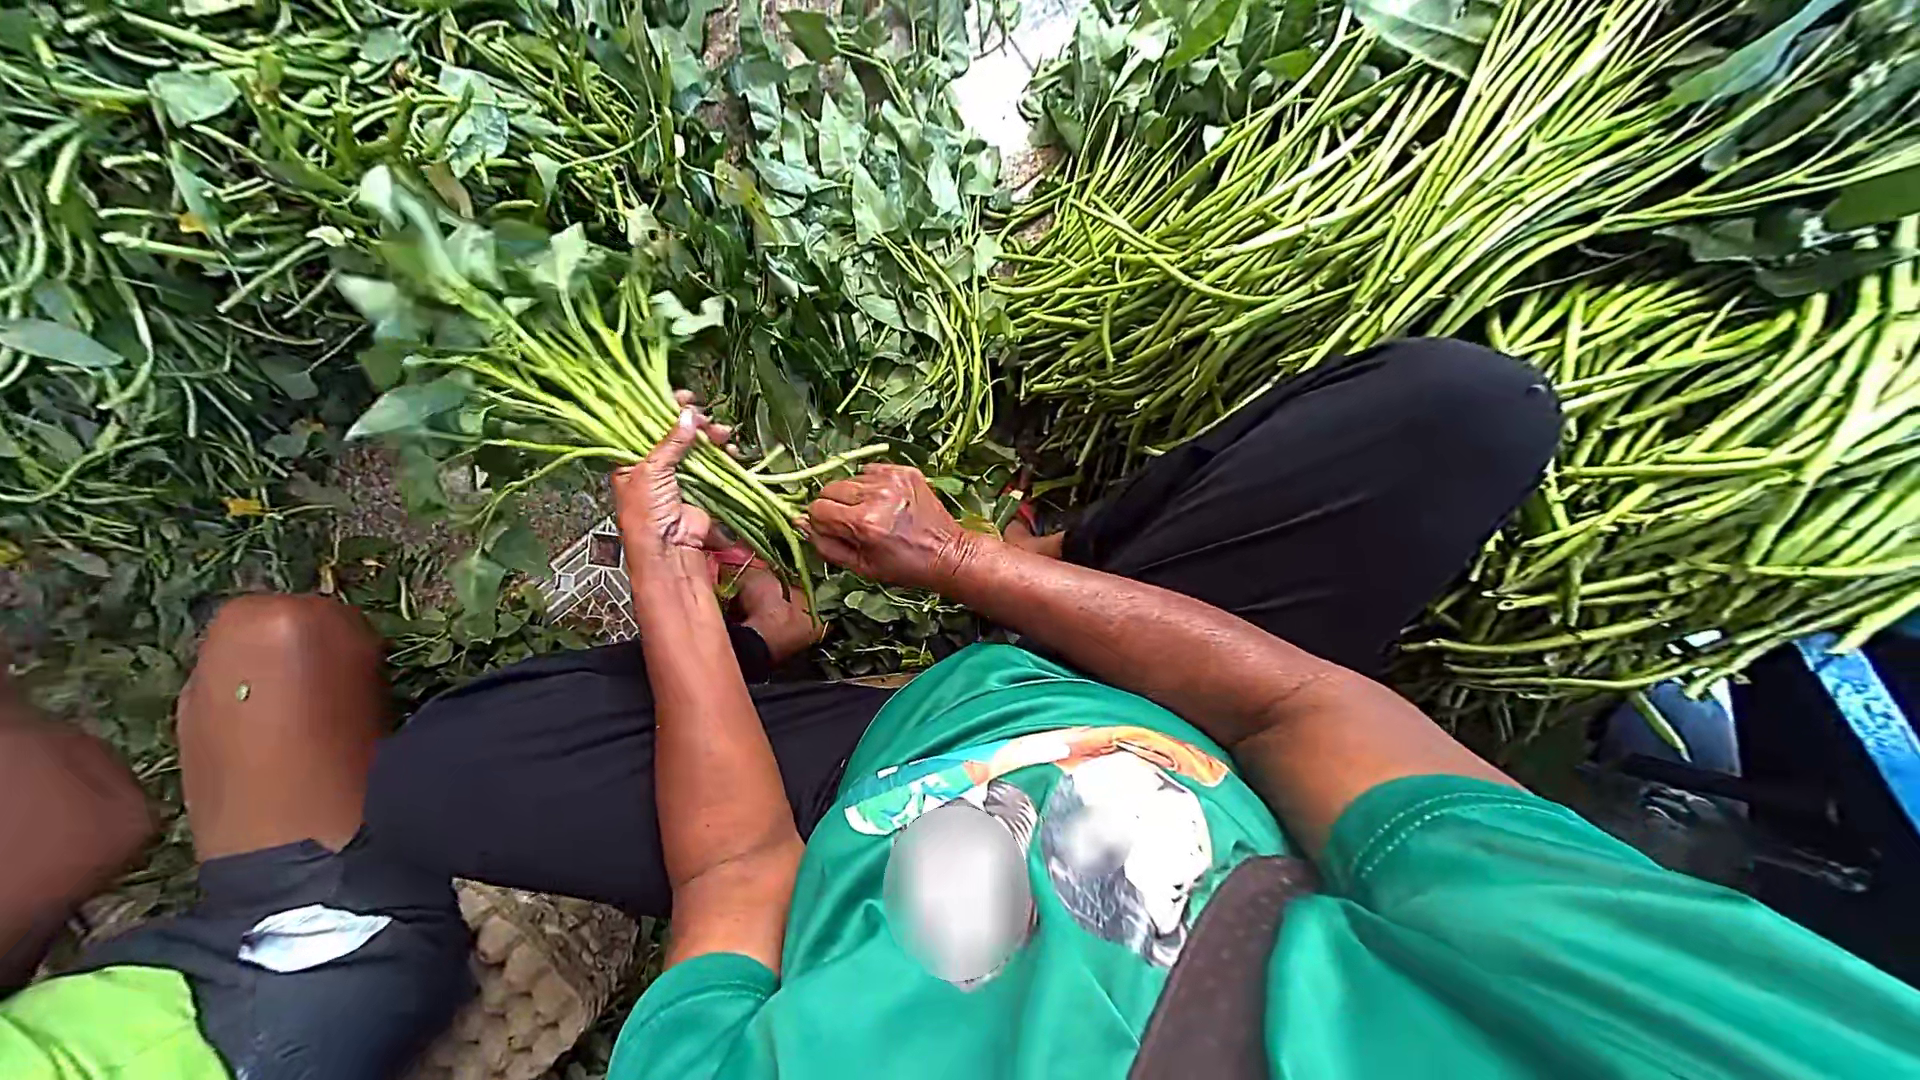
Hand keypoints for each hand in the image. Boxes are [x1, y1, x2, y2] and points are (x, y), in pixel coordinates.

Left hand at [611, 391, 732, 566]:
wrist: (669, 547)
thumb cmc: (646, 511)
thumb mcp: (651, 470)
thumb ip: (670, 442)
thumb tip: (687, 415)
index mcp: (632, 458)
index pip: (647, 424)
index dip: (664, 408)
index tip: (682, 397)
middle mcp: (656, 464)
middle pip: (676, 433)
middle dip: (693, 422)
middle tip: (704, 417)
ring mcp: (680, 475)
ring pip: (697, 447)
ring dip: (711, 437)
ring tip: (721, 434)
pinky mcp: (702, 486)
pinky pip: (714, 464)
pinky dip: (724, 455)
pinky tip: (729, 449)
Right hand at [804, 464, 989, 592]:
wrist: (947, 553)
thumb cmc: (903, 566)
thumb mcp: (861, 567)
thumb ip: (825, 545)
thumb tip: (798, 522)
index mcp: (864, 522)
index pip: (817, 508)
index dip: (821, 522)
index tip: (835, 531)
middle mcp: (877, 496)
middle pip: (829, 489)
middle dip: (834, 506)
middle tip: (853, 522)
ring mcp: (893, 479)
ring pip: (849, 478)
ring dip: (854, 495)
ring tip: (873, 513)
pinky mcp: (905, 471)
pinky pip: (870, 470)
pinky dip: (871, 484)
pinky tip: (884, 501)